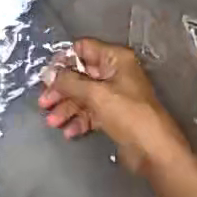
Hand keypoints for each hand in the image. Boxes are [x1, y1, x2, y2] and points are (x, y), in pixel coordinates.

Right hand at [38, 39, 190, 174]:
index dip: (64, 60)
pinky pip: (91, 112)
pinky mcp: (113, 114)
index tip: (46, 76)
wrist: (152, 147)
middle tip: (44, 103)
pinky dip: (79, 119)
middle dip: (62, 88)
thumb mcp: (96, 94)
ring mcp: (114, 94)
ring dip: (67, 107)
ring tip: (53, 122)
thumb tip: (49, 73)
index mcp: (116, 58)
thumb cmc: (127, 113)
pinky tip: (69, 131)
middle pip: (81, 74)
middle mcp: (115, 72)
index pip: (85, 48)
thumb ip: (70, 82)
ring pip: (84, 95)